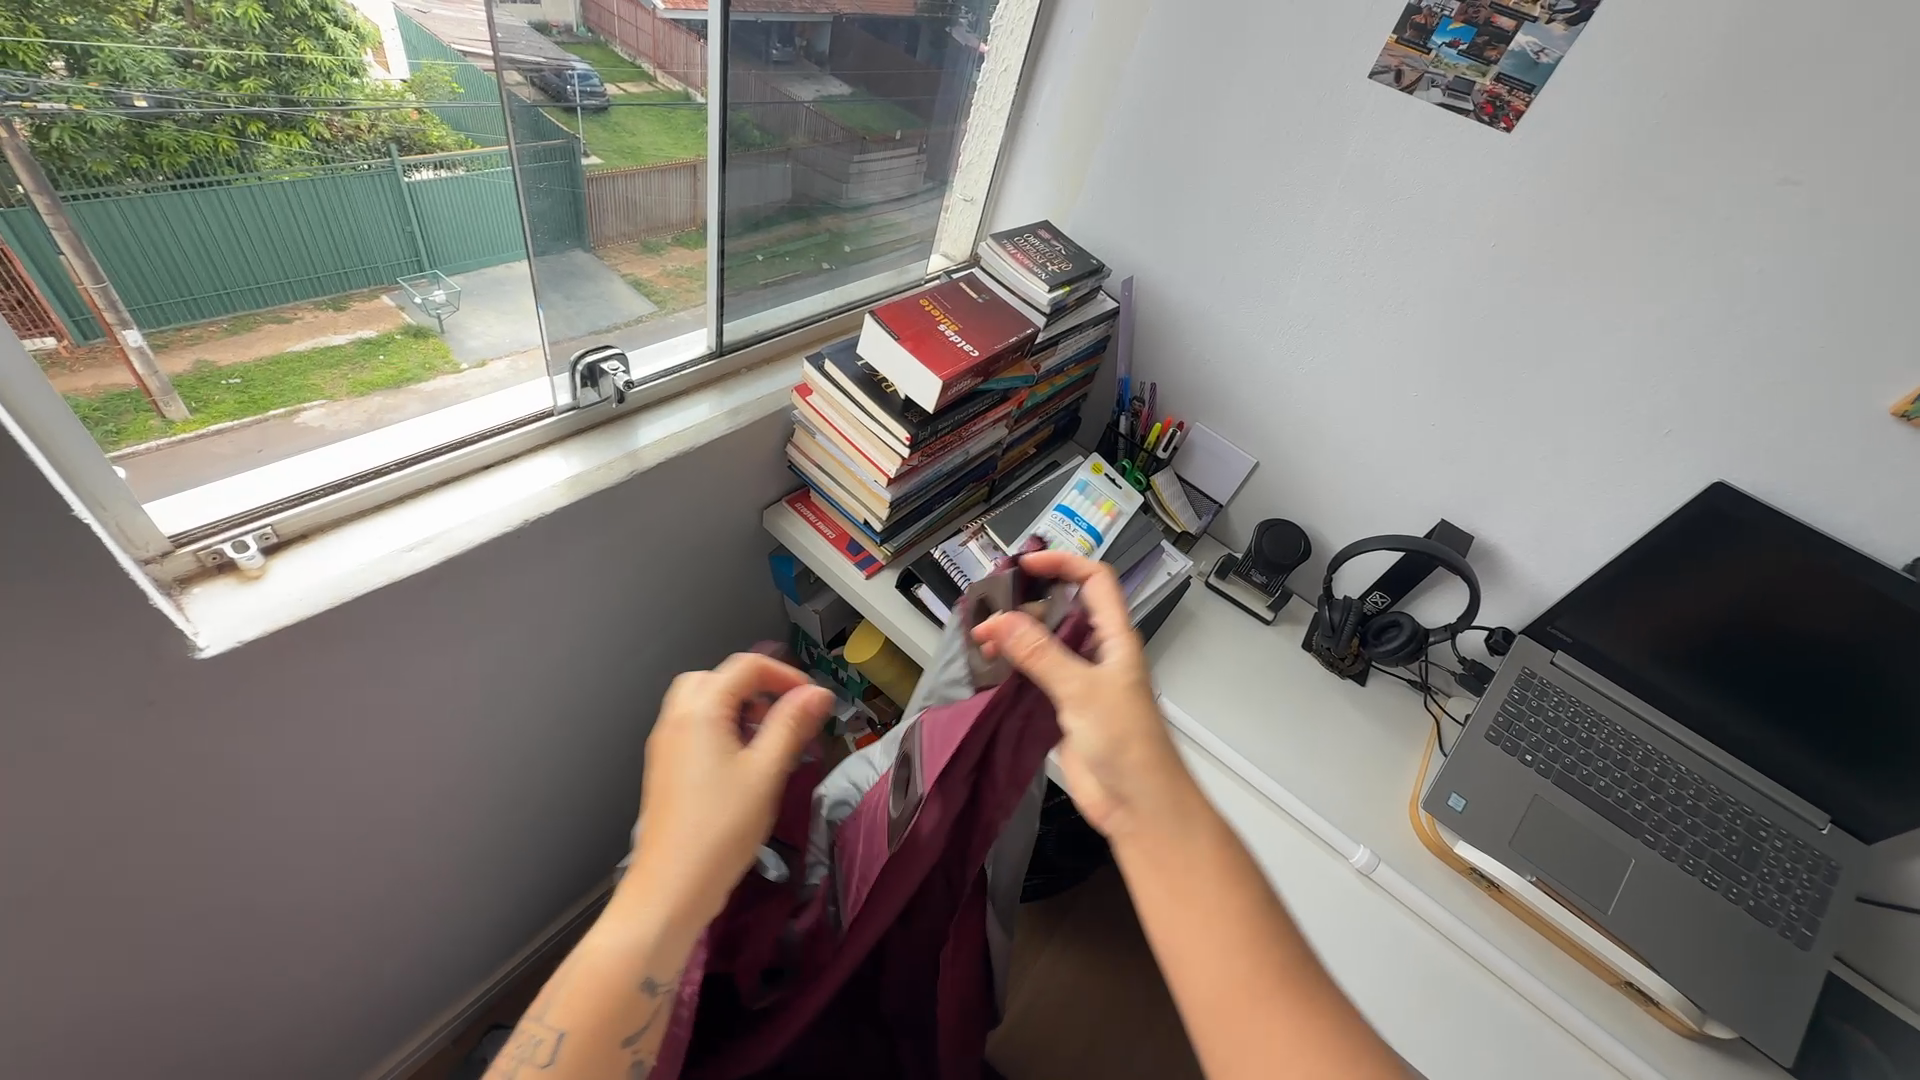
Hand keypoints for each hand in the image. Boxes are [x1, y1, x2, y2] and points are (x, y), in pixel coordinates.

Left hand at [625, 653, 833, 926]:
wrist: (670, 889)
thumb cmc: (721, 828)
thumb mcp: (767, 772)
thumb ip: (792, 725)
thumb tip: (818, 693)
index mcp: (701, 711)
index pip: (745, 667)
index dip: (784, 675)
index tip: (812, 702)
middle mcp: (677, 719)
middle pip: (717, 678)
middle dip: (755, 686)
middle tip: (784, 713)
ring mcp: (666, 744)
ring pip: (702, 702)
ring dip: (737, 706)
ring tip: (766, 738)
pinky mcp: (665, 768)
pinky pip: (693, 727)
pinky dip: (720, 727)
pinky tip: (743, 762)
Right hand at [971, 550, 1195, 840]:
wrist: (1139, 806)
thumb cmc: (1127, 743)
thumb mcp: (1082, 691)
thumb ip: (1041, 654)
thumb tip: (999, 619)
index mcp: (1116, 638)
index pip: (1095, 580)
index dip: (1064, 564)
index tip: (1024, 565)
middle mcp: (1098, 653)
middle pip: (1063, 609)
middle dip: (1028, 602)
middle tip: (987, 607)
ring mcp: (1081, 681)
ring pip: (1045, 644)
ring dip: (1015, 637)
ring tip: (980, 640)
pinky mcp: (1064, 709)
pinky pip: (1035, 676)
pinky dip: (1013, 668)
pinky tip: (989, 668)